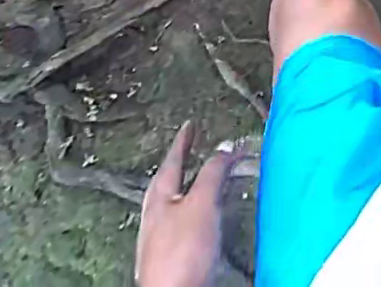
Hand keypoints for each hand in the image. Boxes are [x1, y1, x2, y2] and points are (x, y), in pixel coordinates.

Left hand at [136, 121, 246, 286]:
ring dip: (193, 185)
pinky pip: (186, 220)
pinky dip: (198, 207)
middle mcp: (157, 218)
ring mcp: (162, 239)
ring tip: (207, 177)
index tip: (190, 125)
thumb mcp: (201, 203)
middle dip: (182, 164)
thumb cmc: (183, 252)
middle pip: (169, 183)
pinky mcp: (174, 256)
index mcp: (159, 200)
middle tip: (193, 148)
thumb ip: (213, 173)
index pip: (172, 162)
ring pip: (178, 202)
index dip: (183, 142)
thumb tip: (223, 148)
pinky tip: (208, 215)